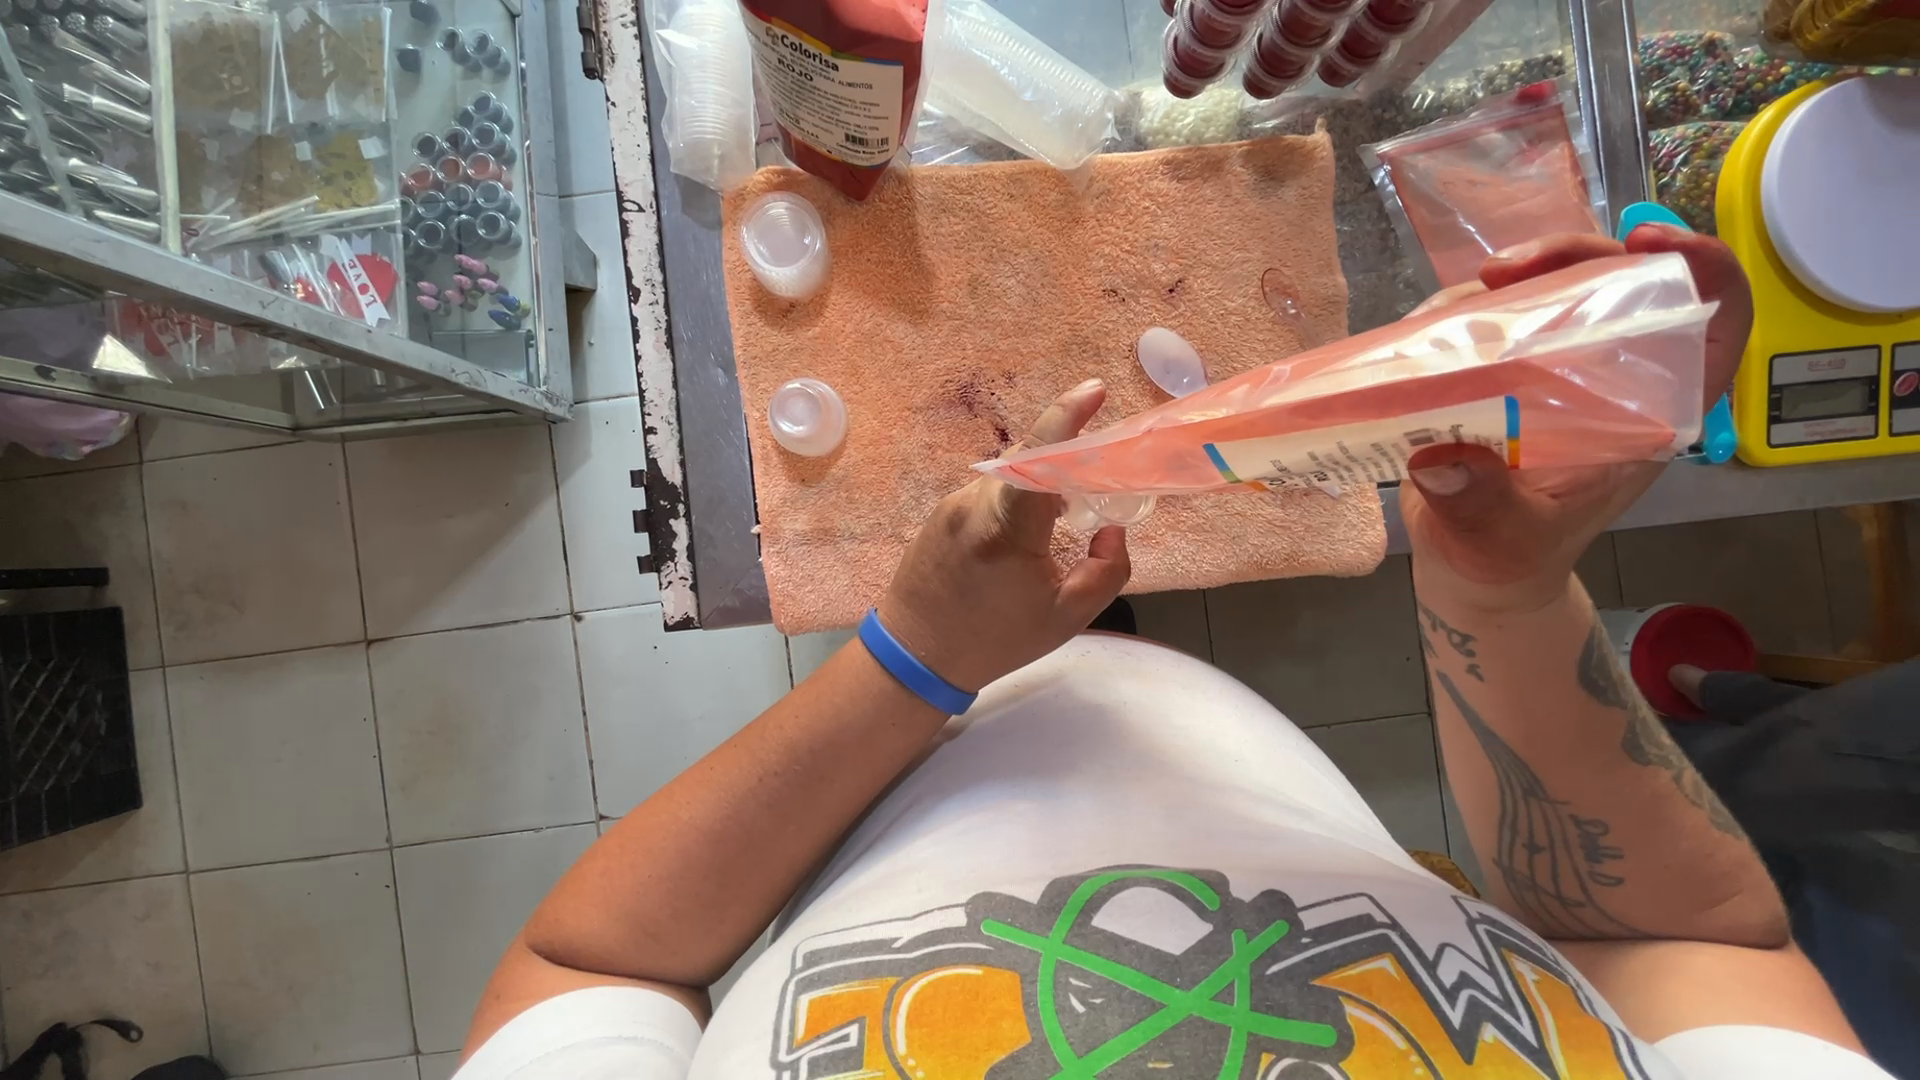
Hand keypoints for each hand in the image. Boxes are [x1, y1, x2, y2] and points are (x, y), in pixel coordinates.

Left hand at [877, 378, 1131, 691]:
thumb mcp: (1067, 618)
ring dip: (1040, 486)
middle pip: (1030, 461)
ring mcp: (951, 504)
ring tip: (1060, 521)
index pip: (1041, 455)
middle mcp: (973, 501)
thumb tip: (1111, 529)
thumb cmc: (994, 641)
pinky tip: (1022, 536)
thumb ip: (1107, 570)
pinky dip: (1014, 499)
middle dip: (1067, 462)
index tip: (1095, 389)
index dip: (1068, 416)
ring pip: (1009, 478)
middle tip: (1098, 479)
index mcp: (1006, 525)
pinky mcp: (939, 513)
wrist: (915, 656)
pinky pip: (988, 492)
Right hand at [1402, 226, 1753, 612]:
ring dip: (1511, 281)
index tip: (1647, 245)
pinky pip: (1489, 327)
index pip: (1709, 327)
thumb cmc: (1505, 556)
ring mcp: (1545, 379)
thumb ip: (1481, 503)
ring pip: (1551, 299)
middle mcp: (1602, 384)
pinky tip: (1434, 320)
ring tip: (1466, 290)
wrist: (1470, 566)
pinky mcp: (1493, 382)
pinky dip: (1464, 311)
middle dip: (1573, 260)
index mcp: (1641, 416)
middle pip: (1619, 292)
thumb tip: (1439, 463)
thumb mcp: (1500, 536)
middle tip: (1504, 270)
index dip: (1699, 271)